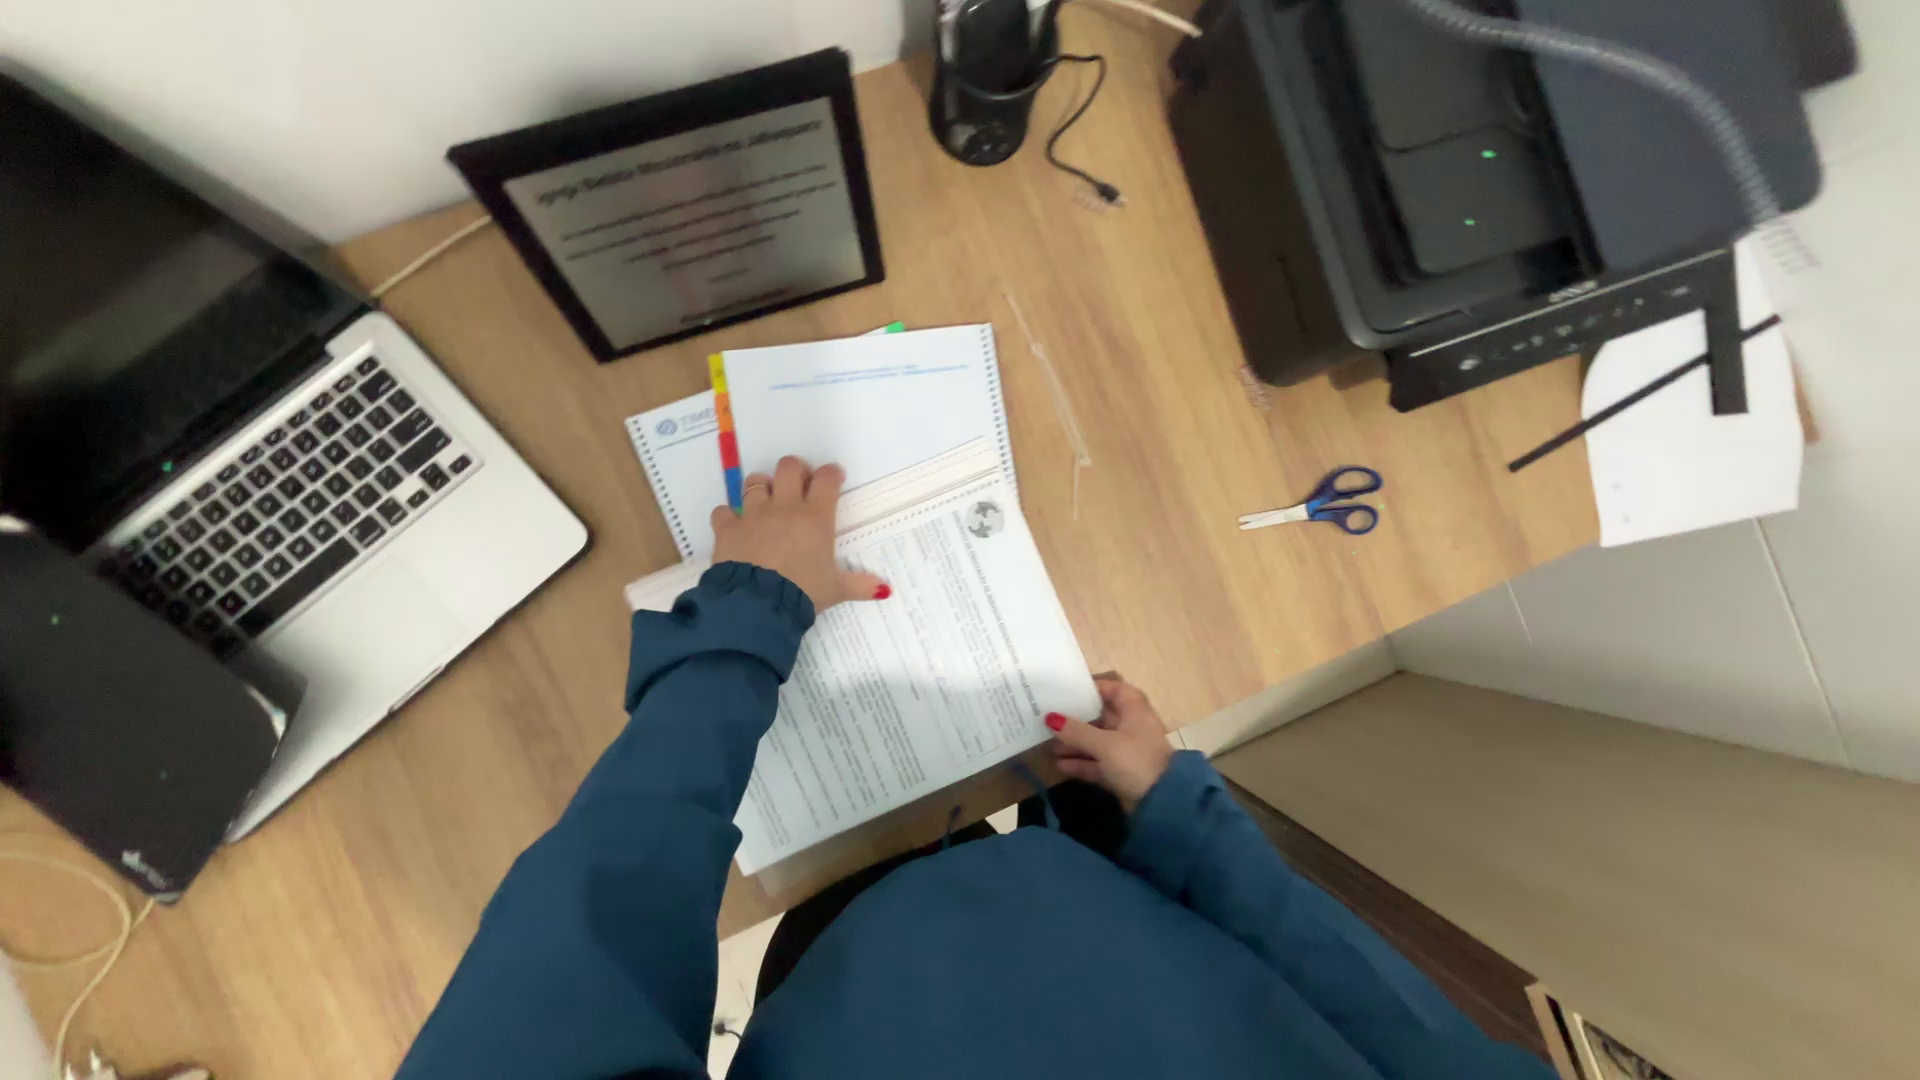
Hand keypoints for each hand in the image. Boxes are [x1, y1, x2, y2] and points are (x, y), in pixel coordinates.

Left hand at [710, 456, 888, 612]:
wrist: (758, 603)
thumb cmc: (803, 591)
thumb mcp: (835, 589)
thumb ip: (859, 585)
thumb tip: (885, 589)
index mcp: (815, 518)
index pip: (826, 480)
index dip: (831, 474)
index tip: (834, 478)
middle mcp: (785, 508)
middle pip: (789, 468)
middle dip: (795, 470)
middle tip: (799, 483)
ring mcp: (753, 515)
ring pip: (754, 481)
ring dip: (761, 486)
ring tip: (766, 499)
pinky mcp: (727, 529)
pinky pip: (723, 511)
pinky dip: (728, 515)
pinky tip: (734, 525)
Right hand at [1046, 676, 1174, 811]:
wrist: (1162, 805)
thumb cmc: (1136, 762)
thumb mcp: (1104, 744)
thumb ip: (1076, 731)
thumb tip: (1050, 717)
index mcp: (1135, 713)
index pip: (1116, 690)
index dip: (1095, 688)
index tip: (1070, 691)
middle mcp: (1131, 729)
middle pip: (1101, 717)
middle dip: (1076, 719)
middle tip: (1050, 718)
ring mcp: (1126, 753)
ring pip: (1096, 742)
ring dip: (1075, 744)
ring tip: (1049, 744)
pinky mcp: (1121, 774)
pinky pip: (1097, 763)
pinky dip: (1080, 763)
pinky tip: (1059, 765)